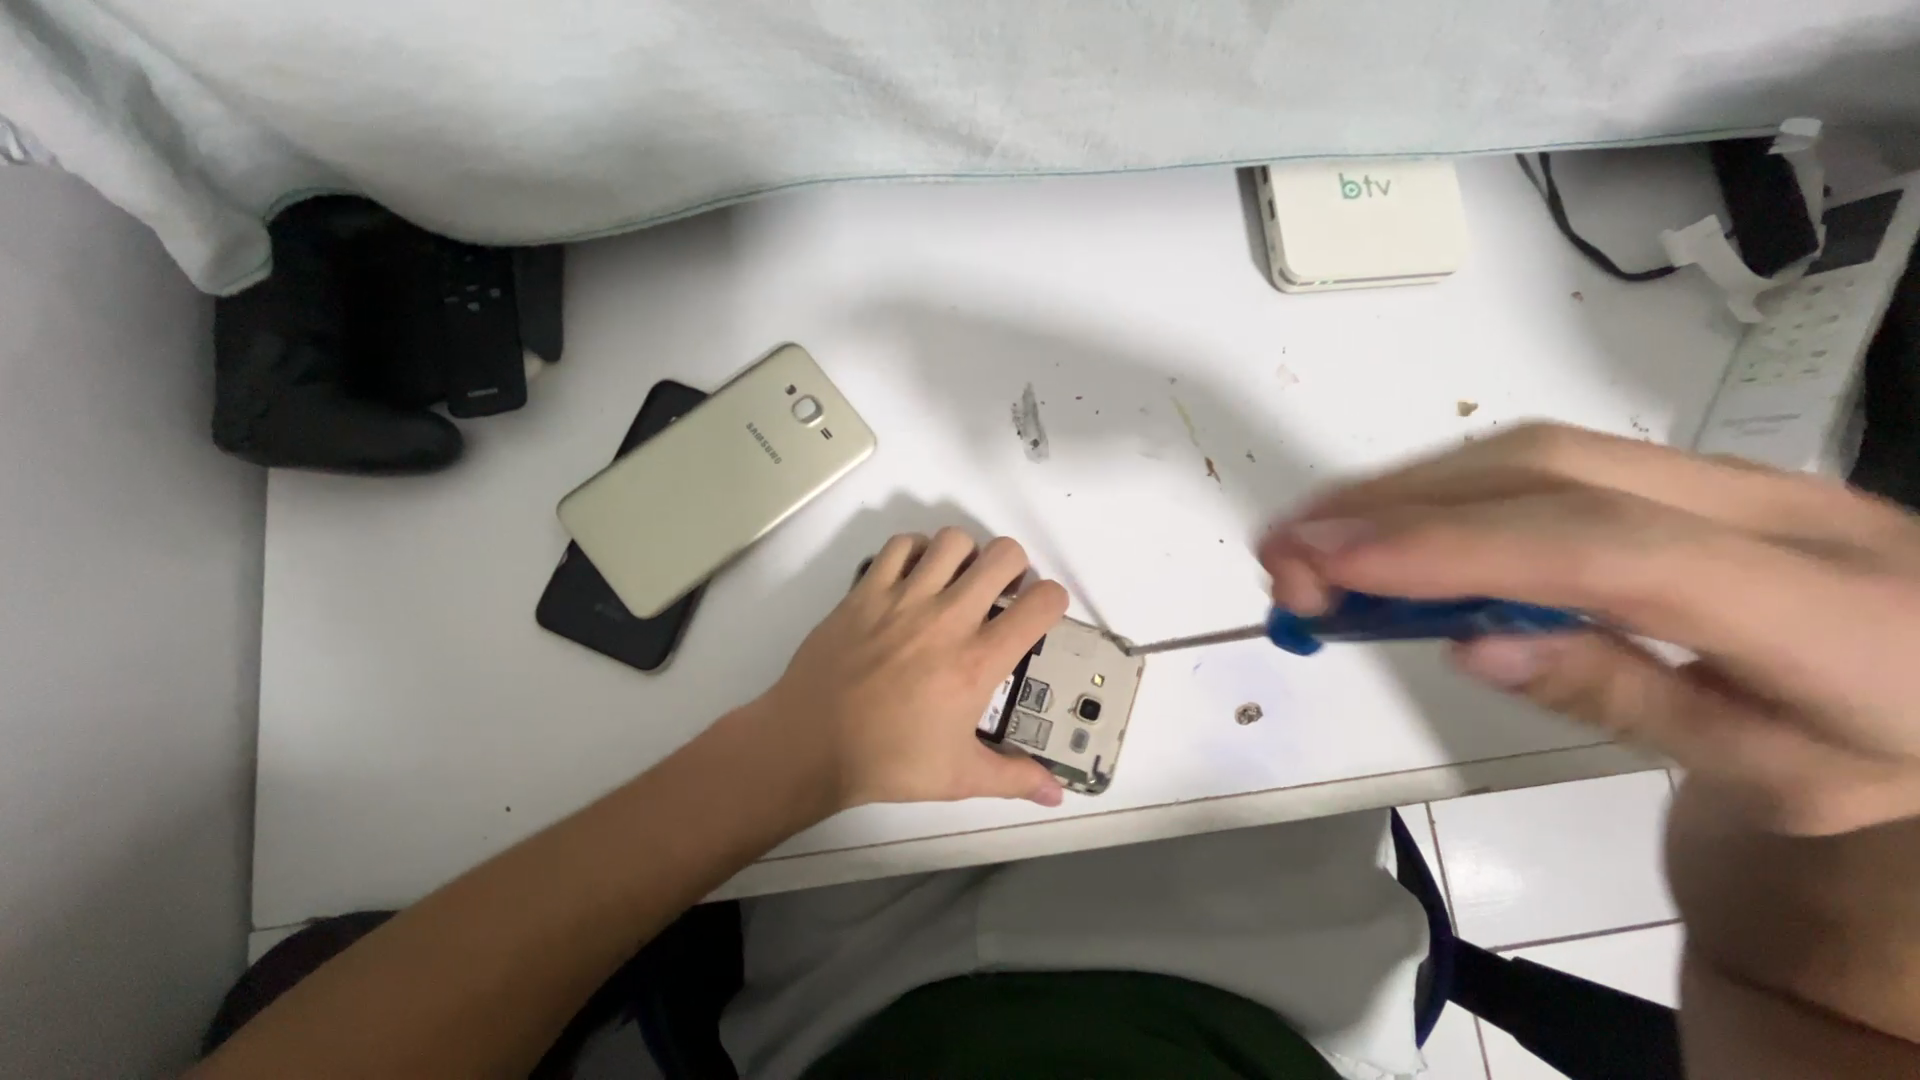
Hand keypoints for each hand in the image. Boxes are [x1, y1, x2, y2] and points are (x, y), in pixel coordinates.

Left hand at [757, 527, 1070, 810]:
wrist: (810, 743)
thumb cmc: (888, 760)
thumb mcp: (959, 776)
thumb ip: (1014, 778)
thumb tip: (1054, 794)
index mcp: (977, 661)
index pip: (1041, 604)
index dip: (1054, 600)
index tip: (1042, 612)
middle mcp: (947, 619)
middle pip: (1004, 555)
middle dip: (1016, 567)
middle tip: (1003, 592)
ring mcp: (903, 599)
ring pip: (953, 541)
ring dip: (967, 555)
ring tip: (959, 581)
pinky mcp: (866, 591)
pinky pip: (901, 545)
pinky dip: (916, 551)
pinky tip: (915, 577)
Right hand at [1259, 422, 1919, 836]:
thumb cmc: (1880, 752)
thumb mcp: (1771, 772)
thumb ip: (1621, 696)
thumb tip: (1471, 643)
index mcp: (1826, 608)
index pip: (1605, 551)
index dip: (1453, 551)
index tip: (1328, 569)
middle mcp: (1769, 508)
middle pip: (1546, 473)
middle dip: (1394, 507)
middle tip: (1283, 555)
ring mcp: (1721, 472)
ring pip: (1527, 451)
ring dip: (1398, 488)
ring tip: (1305, 539)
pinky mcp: (1676, 467)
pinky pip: (1535, 459)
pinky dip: (1436, 485)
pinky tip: (1376, 520)